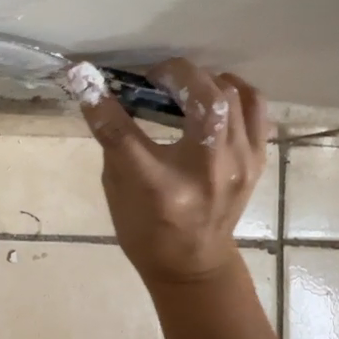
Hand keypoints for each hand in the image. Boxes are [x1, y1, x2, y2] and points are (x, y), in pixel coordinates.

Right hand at [65, 59, 269, 285]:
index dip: (98, 100)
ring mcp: (239, 164)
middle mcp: (206, 171)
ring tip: (182, 86)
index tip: (81, 75)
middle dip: (173, 73)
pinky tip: (213, 95)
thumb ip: (115, 139)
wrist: (192, 264)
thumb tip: (97, 90)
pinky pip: (255, 109)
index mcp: (158, 186)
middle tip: (153, 78)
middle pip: (202, 98)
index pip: (124, 134)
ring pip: (232, 95)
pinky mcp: (256, 160)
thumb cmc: (145, 228)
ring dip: (203, 80)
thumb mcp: (117, 188)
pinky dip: (233, 92)